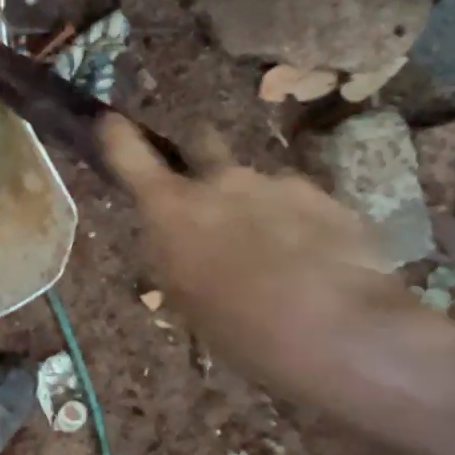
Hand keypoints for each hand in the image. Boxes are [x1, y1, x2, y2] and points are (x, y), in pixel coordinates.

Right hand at [100, 114, 420, 402]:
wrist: (344, 334)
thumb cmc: (241, 328)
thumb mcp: (185, 297)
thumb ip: (175, 252)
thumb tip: (177, 237)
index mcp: (171, 207)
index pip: (129, 153)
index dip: (118, 135)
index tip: (111, 121)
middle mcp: (220, 180)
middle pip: (202, 144)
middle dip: (201, 160)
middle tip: (212, 197)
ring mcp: (278, 184)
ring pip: (258, 184)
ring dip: (259, 206)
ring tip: (279, 255)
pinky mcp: (329, 198)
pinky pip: (303, 204)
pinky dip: (302, 225)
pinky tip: (316, 263)